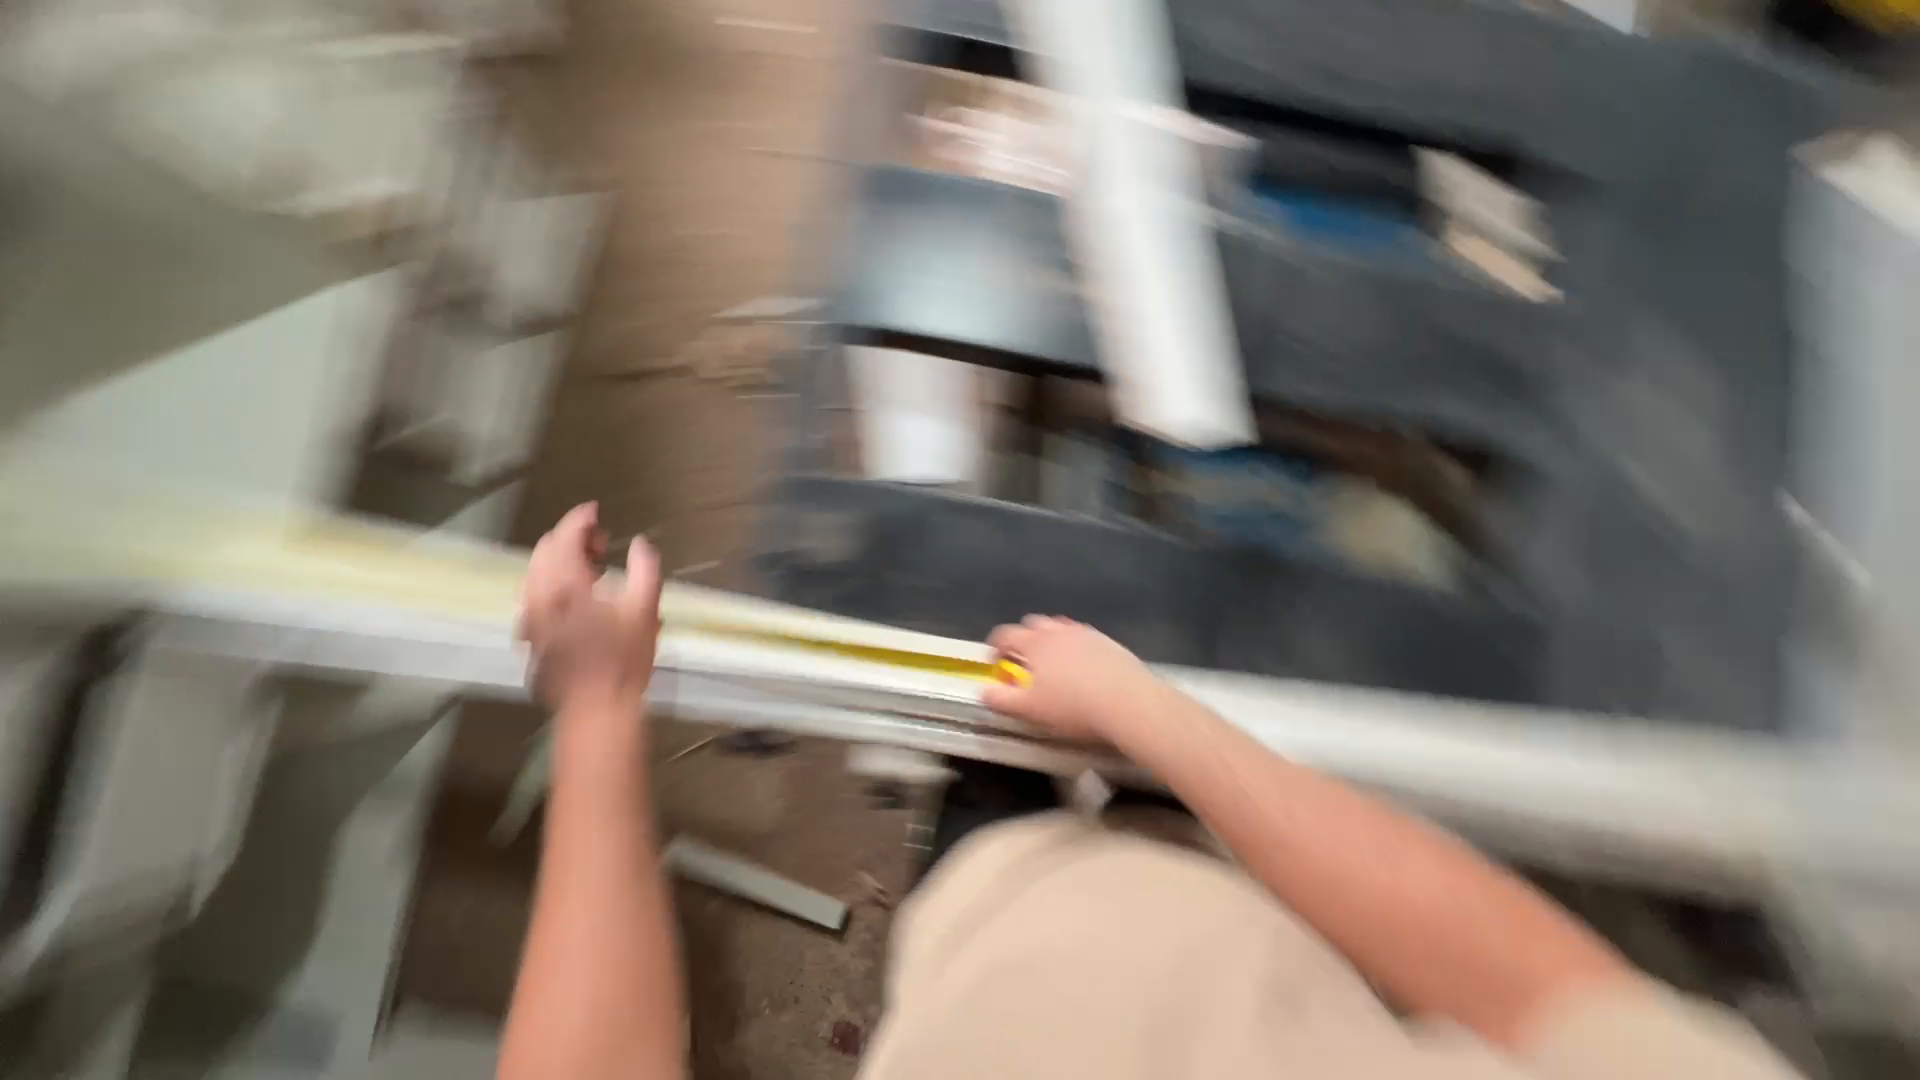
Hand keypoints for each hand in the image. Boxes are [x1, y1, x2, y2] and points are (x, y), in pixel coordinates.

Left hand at [519, 502, 661, 712]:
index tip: (596, 511)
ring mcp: (529, 618)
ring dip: (560, 562)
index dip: (580, 518)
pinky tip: (576, 600)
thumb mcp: (645, 610)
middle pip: (545, 550)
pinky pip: (534, 598)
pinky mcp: (529, 637)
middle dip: (570, 538)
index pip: (564, 536)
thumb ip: (645, 569)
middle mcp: (539, 596)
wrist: (596, 707)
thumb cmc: (625, 659)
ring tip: (591, 570)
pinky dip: (552, 586)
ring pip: (536, 574)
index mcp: (566, 584)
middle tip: (601, 544)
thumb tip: (640, 544)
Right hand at [980, 616, 1160, 741]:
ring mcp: (1085, 634)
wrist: (1129, 702)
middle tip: (1024, 663)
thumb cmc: (1073, 707)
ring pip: (1060, 628)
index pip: (1006, 634)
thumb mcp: (1030, 711)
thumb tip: (982, 692)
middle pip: (1033, 624)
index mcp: (1035, 644)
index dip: (995, 646)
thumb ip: (1001, 700)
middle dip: (1024, 639)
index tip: (994, 662)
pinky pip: (1083, 637)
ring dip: (1050, 640)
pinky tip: (1082, 668)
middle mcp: (1058, 631)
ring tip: (1053, 665)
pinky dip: (1075, 647)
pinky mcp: (1108, 642)